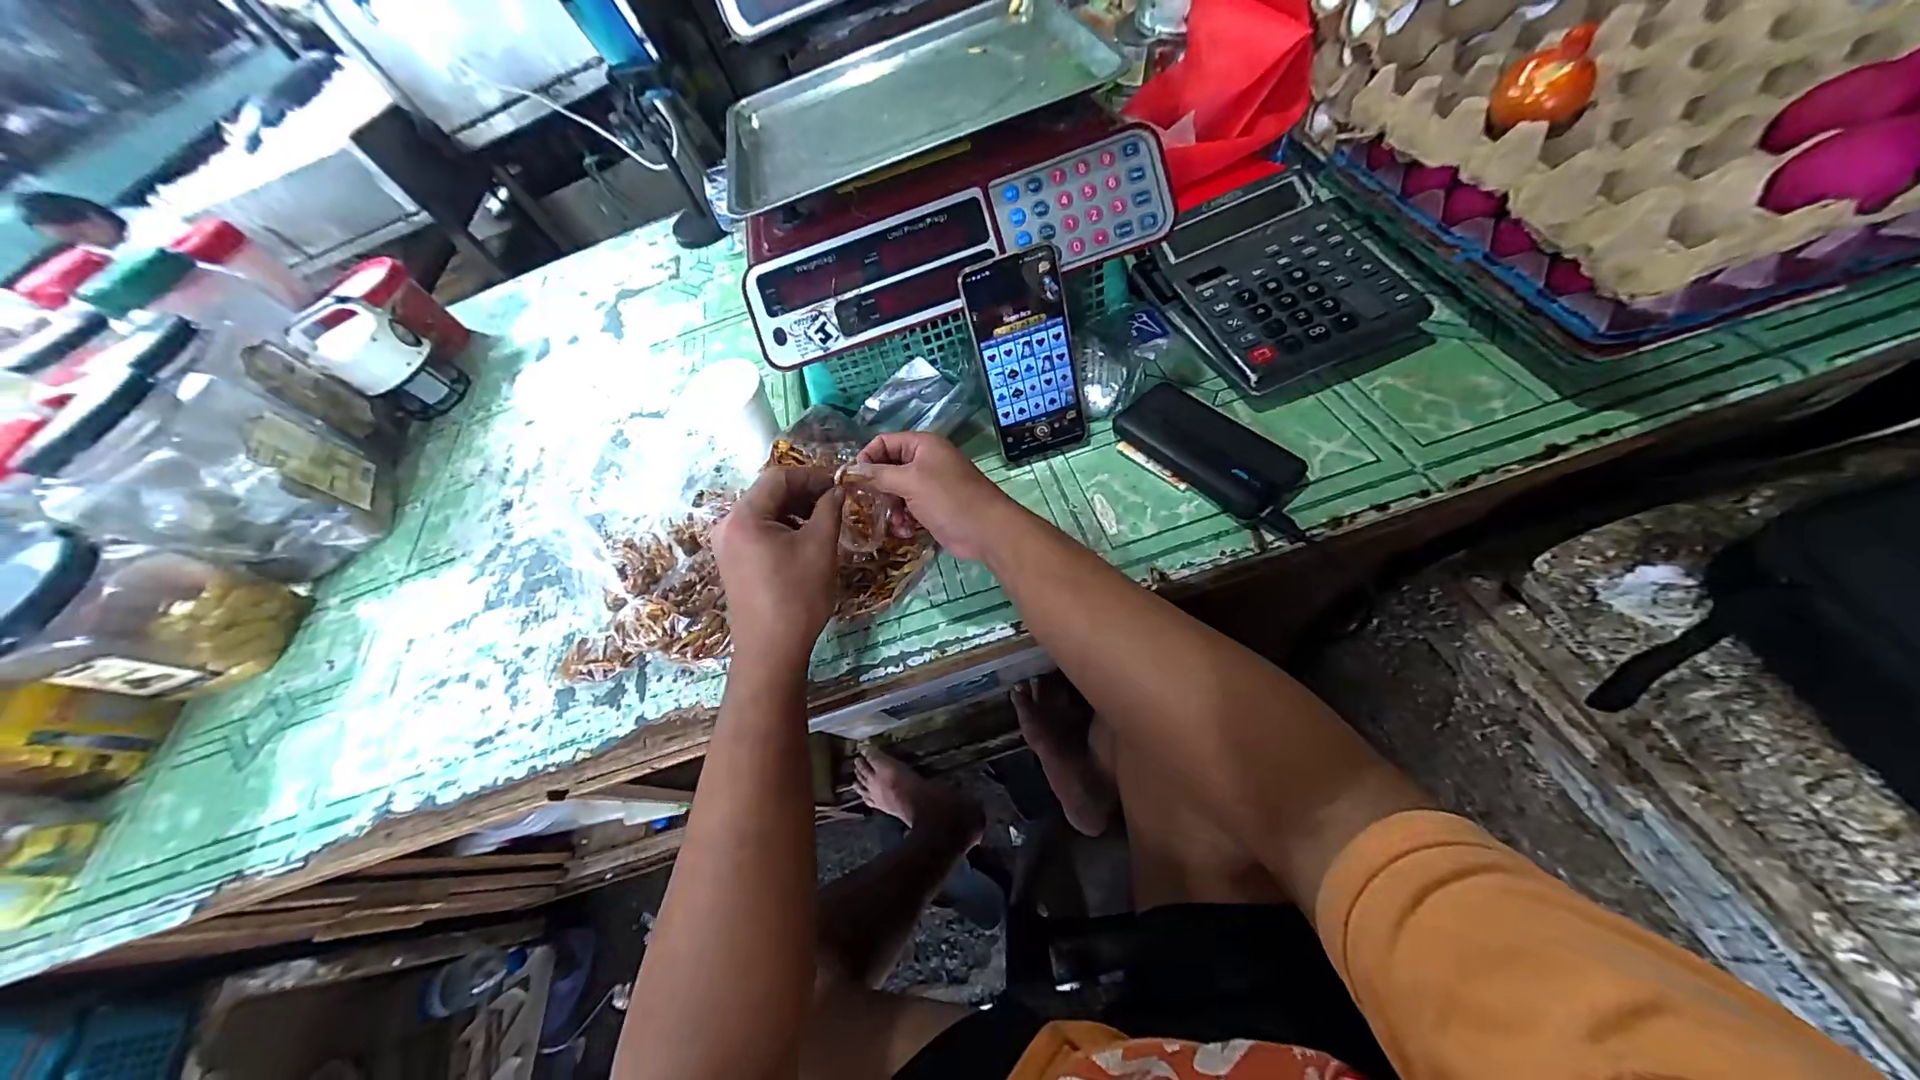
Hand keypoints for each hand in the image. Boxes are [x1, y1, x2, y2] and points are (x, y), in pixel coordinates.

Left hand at [712, 466, 843, 663]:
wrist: (771, 650)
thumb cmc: (797, 596)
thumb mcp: (820, 546)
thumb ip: (829, 509)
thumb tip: (837, 490)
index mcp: (744, 517)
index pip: (778, 477)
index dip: (812, 475)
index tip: (841, 482)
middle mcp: (728, 525)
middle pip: (768, 493)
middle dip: (804, 492)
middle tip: (837, 499)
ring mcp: (727, 545)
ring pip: (765, 513)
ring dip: (796, 510)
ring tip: (826, 519)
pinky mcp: (734, 562)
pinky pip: (759, 532)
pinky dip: (784, 528)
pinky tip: (806, 538)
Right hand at [843, 433, 1019, 561]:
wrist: (986, 530)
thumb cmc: (949, 498)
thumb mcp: (910, 482)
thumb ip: (878, 475)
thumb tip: (848, 471)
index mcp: (922, 445)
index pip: (882, 443)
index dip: (866, 459)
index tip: (854, 480)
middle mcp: (925, 461)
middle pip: (887, 469)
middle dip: (879, 489)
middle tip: (870, 505)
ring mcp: (930, 486)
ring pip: (895, 492)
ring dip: (890, 508)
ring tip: (895, 522)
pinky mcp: (932, 508)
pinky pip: (907, 509)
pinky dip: (903, 520)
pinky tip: (906, 531)